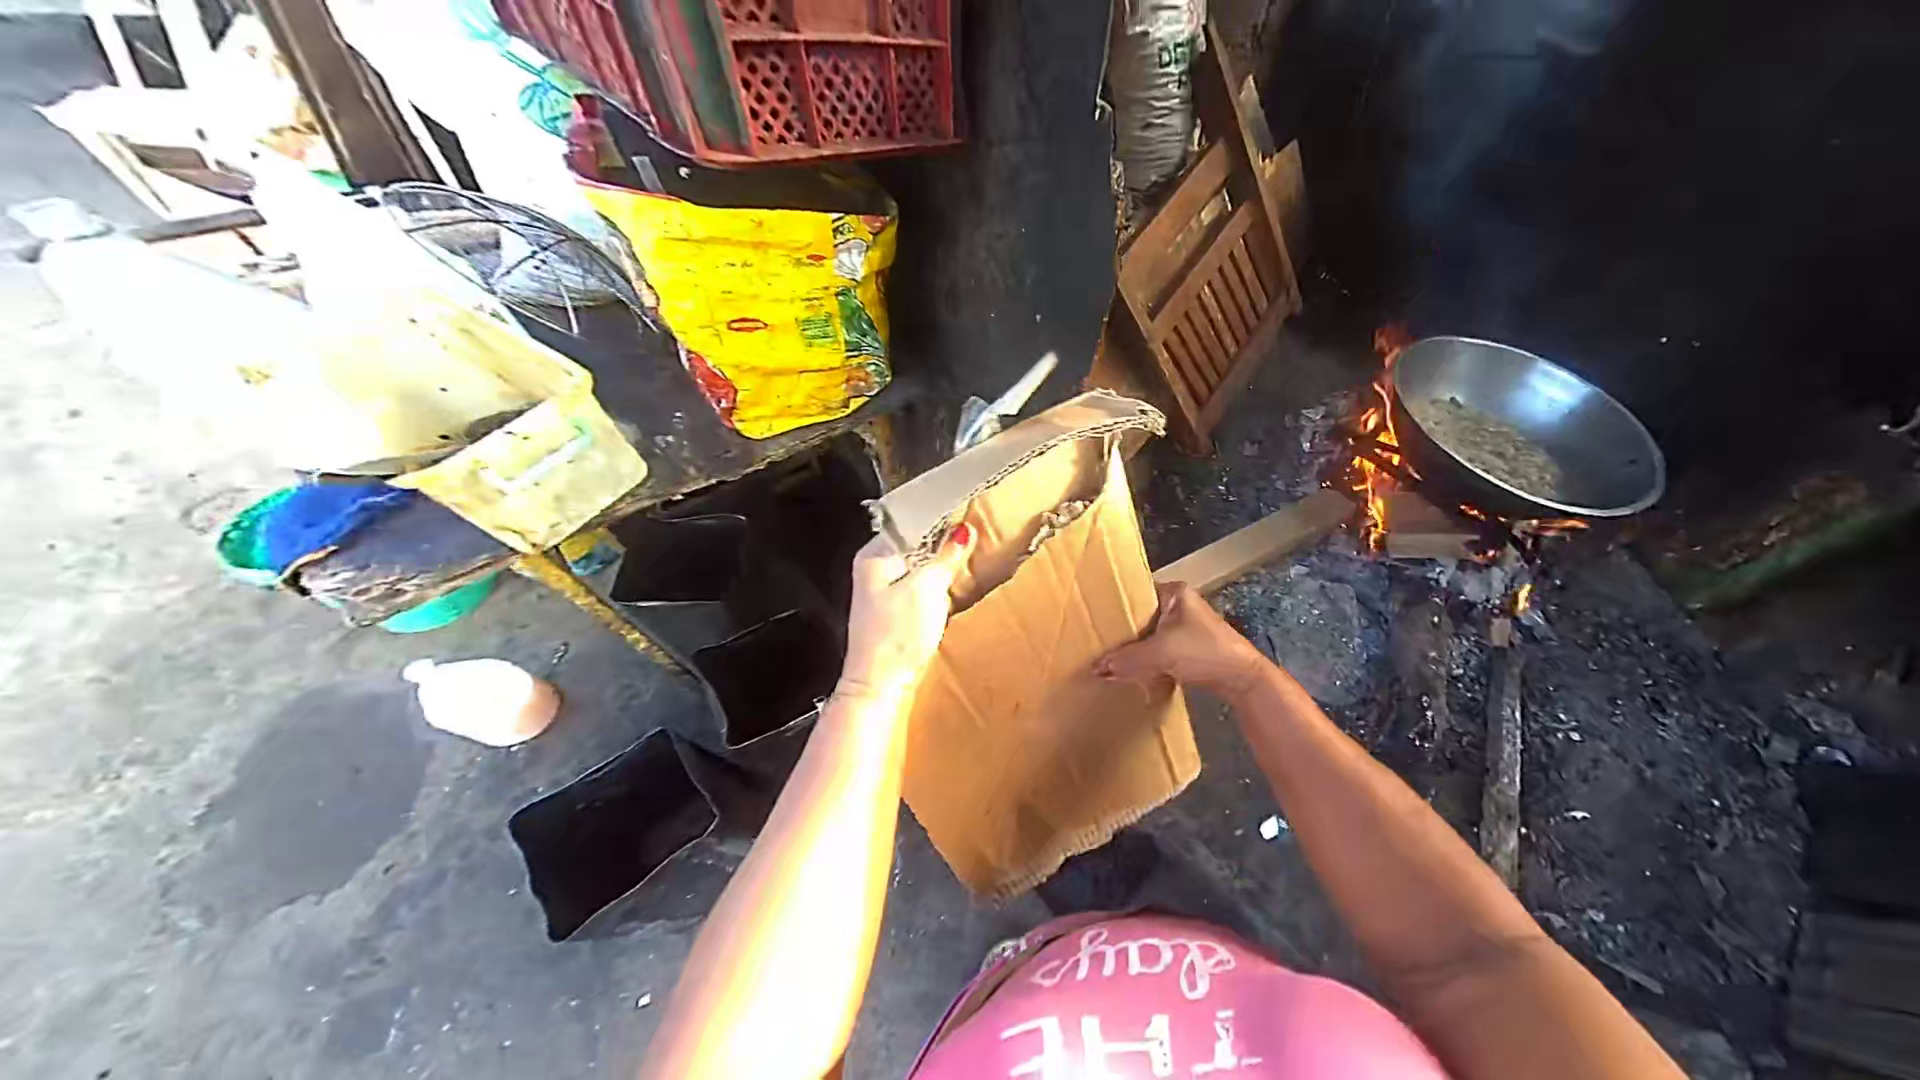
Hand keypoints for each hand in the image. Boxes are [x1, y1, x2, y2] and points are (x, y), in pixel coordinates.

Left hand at [838, 523, 974, 698]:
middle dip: (942, 543)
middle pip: (915, 543)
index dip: (938, 519)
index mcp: (874, 554)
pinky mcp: (896, 611)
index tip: (966, 514)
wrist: (880, 685)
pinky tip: (951, 587)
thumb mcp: (927, 589)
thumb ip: (945, 557)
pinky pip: (920, 587)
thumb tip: (961, 531)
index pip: (910, 521)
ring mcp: (884, 591)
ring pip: (920, 566)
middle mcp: (875, 568)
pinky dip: (936, 586)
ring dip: (941, 566)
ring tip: (965, 559)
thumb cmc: (895, 637)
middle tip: (971, 536)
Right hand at [1095, 582, 1269, 698]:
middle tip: (1100, 641)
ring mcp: (1186, 627)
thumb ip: (1125, 660)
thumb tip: (1096, 669)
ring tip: (1111, 657)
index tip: (1096, 620)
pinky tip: (1133, 669)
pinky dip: (1147, 660)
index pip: (1135, 593)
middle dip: (1123, 632)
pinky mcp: (1189, 648)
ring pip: (1149, 636)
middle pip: (1140, 617)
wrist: (1244, 680)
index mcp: (1174, 592)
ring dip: (1135, 649)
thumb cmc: (1205, 653)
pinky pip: (1158, 651)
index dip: (1115, 607)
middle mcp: (1180, 605)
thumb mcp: (1160, 654)